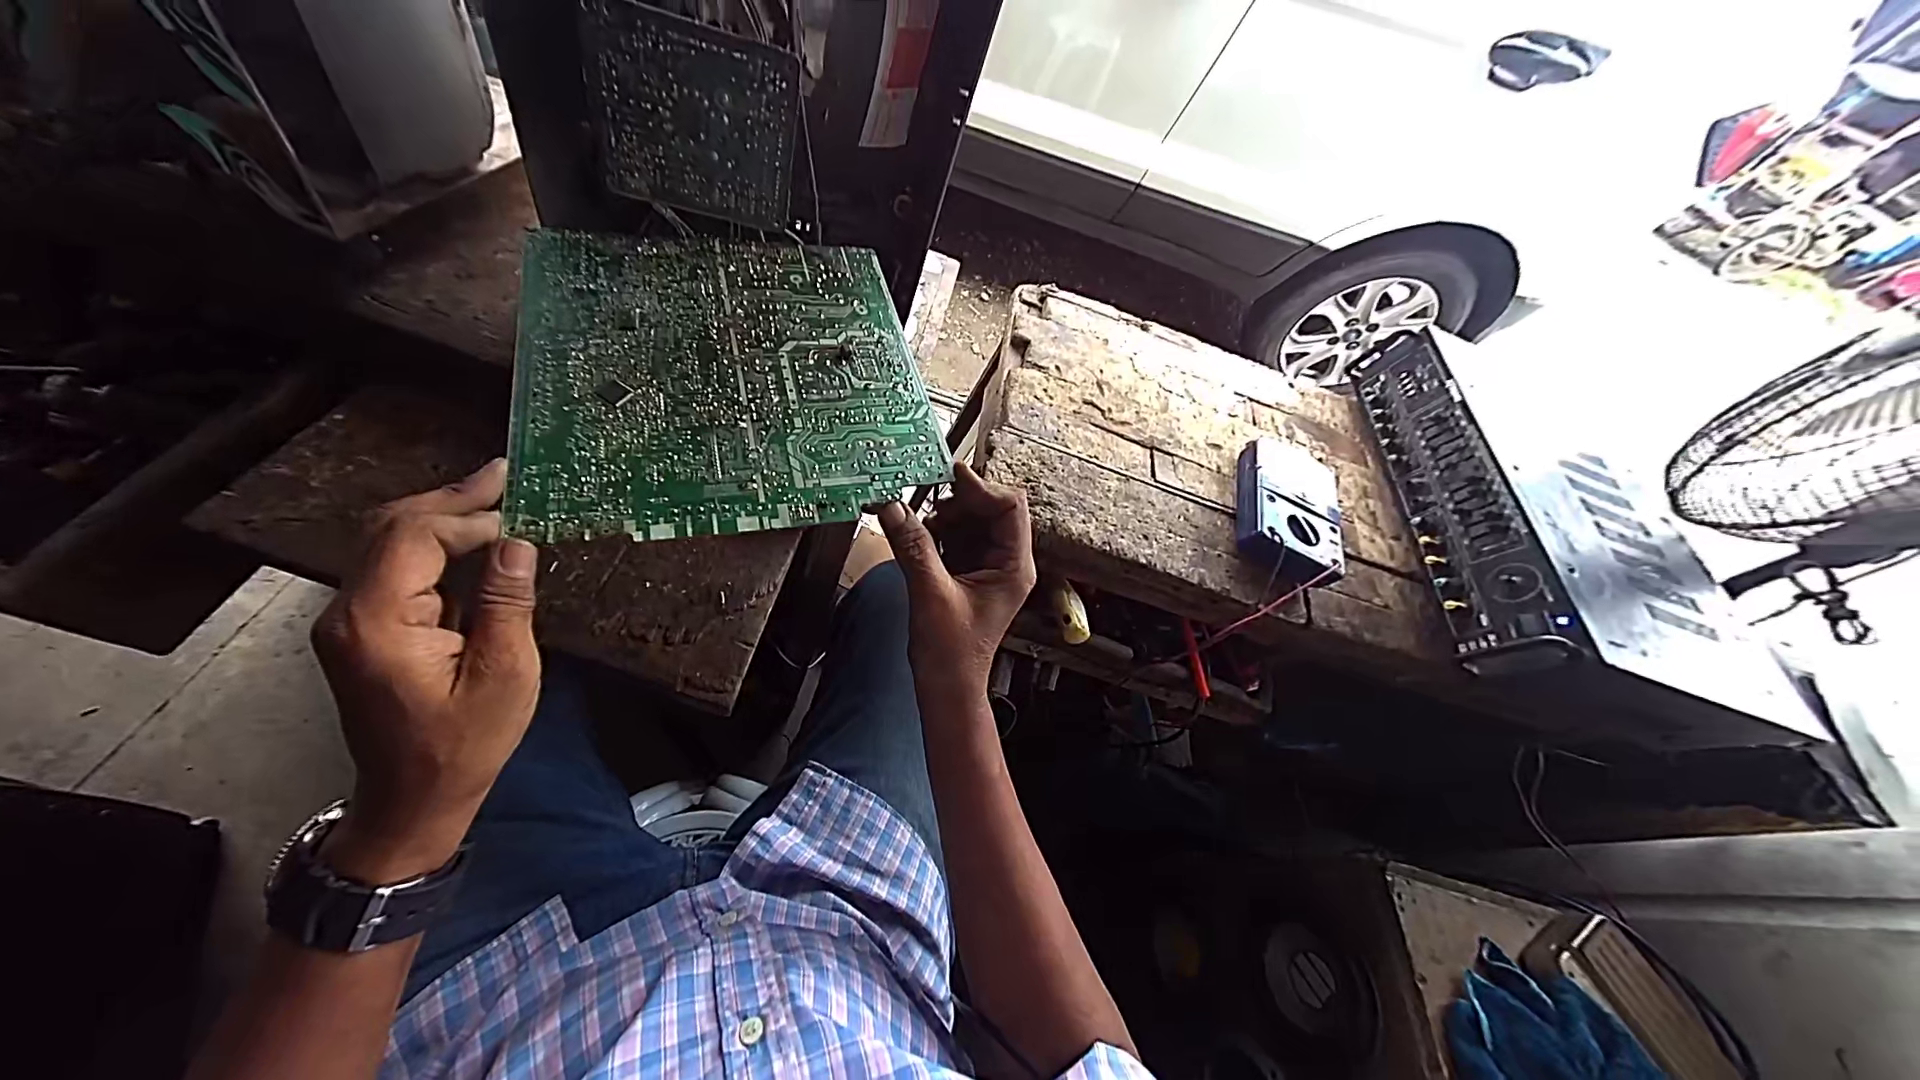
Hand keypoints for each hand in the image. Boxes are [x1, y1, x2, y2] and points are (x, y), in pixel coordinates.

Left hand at [309, 459, 540, 882]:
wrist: (414, 798)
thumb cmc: (465, 743)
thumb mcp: (505, 675)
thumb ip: (506, 604)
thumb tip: (517, 543)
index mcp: (377, 622)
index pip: (416, 538)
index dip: (470, 514)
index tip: (524, 501)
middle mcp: (351, 611)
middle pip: (392, 529)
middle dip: (452, 498)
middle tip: (506, 473)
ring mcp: (355, 619)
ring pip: (391, 542)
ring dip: (444, 515)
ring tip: (496, 492)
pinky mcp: (370, 627)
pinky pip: (400, 567)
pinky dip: (438, 542)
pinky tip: (474, 534)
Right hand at [875, 462, 1035, 695]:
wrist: (946, 687)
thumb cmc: (952, 654)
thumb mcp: (930, 595)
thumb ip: (913, 547)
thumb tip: (893, 507)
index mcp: (1014, 567)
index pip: (1010, 508)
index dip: (981, 487)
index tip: (949, 475)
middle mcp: (1005, 562)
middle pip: (988, 509)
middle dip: (956, 503)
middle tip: (924, 503)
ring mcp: (985, 565)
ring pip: (968, 521)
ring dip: (941, 517)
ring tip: (915, 527)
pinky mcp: (965, 571)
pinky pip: (953, 537)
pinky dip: (933, 532)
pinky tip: (914, 538)